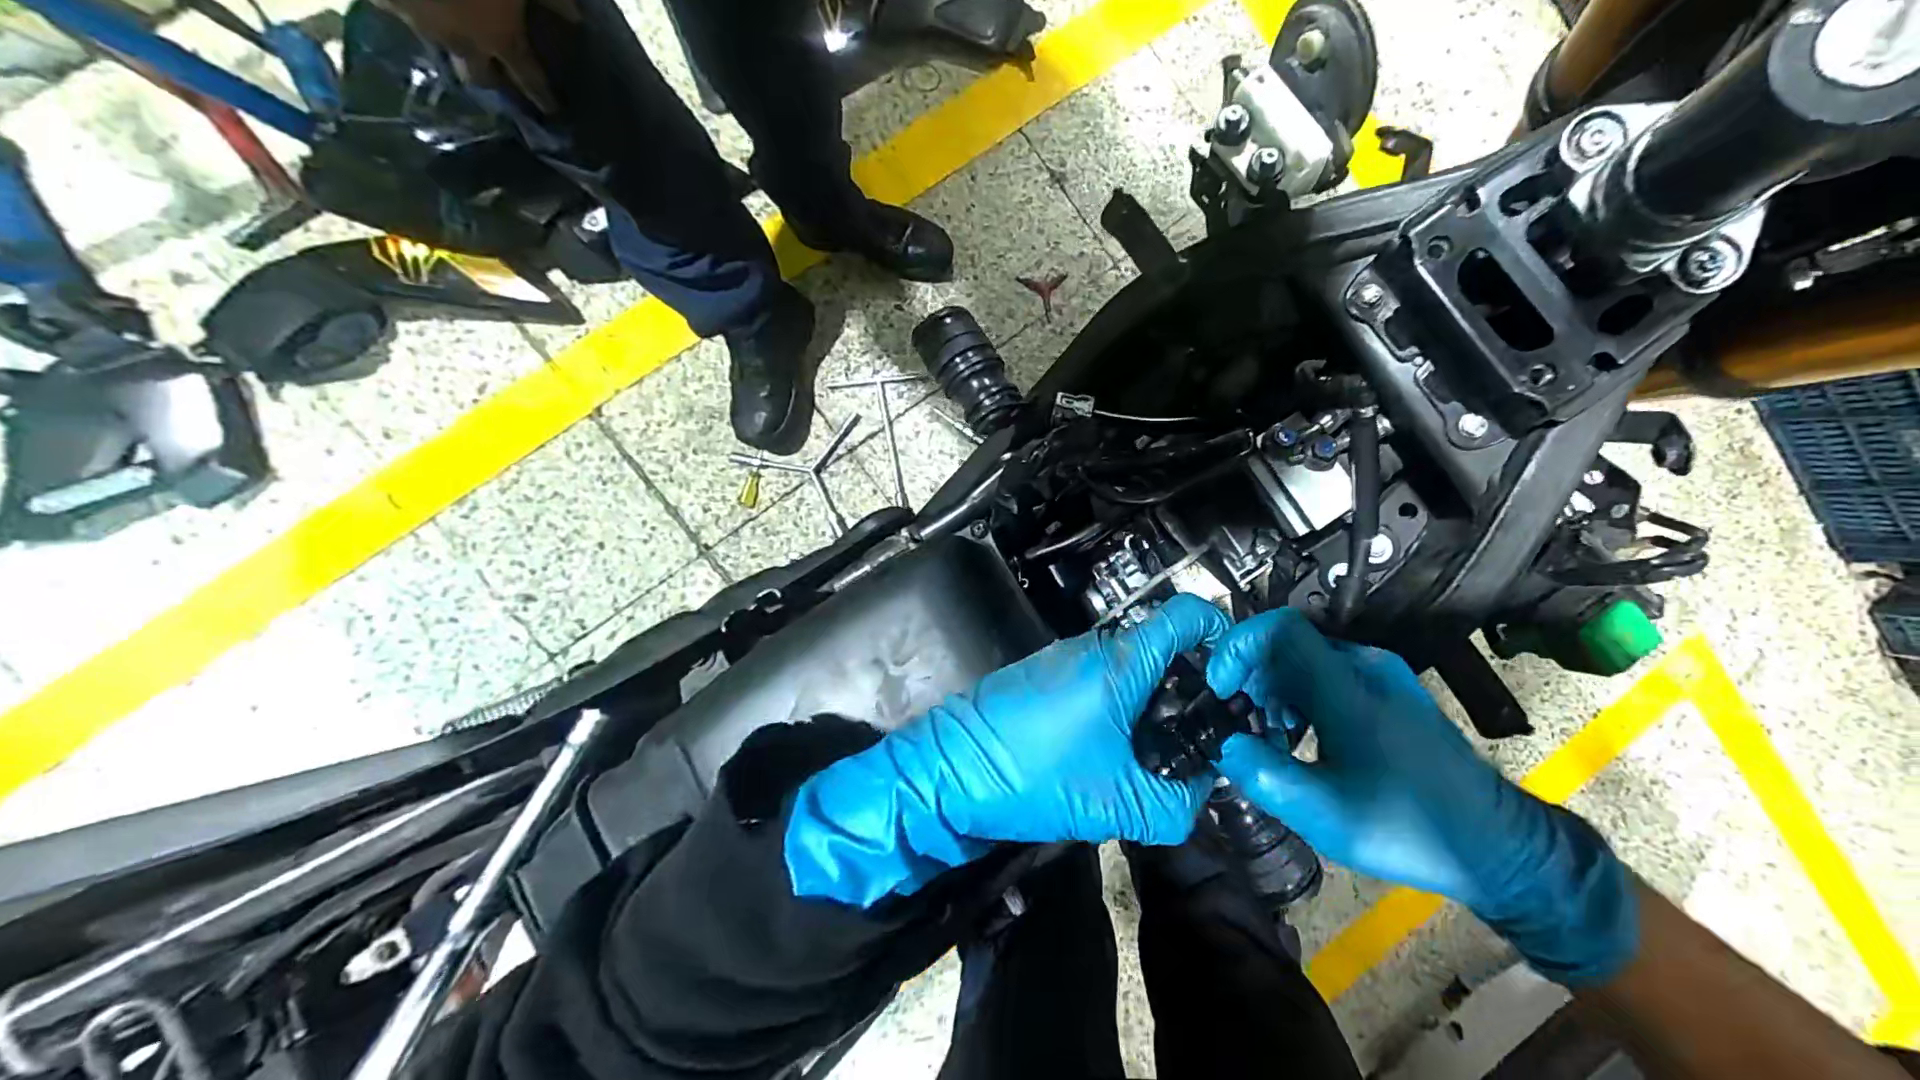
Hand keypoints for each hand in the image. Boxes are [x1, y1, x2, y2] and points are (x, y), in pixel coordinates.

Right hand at [376, 0, 567, 112]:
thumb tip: (577, 19)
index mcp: (501, 39)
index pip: (530, 79)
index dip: (543, 97)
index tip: (551, 111)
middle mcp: (463, 43)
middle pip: (479, 79)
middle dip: (491, 83)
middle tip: (498, 80)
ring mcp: (421, 24)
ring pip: (440, 50)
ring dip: (452, 49)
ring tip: (455, 40)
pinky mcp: (386, 2)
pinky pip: (401, 14)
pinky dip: (412, 12)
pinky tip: (414, 4)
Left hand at [786, 594, 1229, 906]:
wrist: (946, 773)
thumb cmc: (1032, 776)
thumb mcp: (1118, 804)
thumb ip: (1177, 803)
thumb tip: (1200, 789)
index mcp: (1119, 662)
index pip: (1188, 616)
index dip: (1223, 637)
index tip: (1235, 679)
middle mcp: (1093, 647)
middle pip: (1163, 647)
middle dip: (1190, 686)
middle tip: (1202, 731)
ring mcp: (1063, 657)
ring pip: (1130, 666)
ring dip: (1151, 700)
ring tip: (1155, 747)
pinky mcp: (1042, 674)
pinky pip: (1098, 677)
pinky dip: (1117, 703)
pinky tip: (1112, 745)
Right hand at [1206, 608, 1637, 984]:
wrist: (1499, 846)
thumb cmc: (1408, 827)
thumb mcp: (1325, 815)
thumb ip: (1264, 775)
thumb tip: (1223, 743)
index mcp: (1349, 687)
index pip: (1278, 628)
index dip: (1237, 647)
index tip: (1221, 688)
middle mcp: (1365, 667)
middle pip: (1286, 643)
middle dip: (1248, 676)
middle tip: (1237, 721)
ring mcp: (1382, 677)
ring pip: (1304, 660)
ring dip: (1270, 689)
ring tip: (1266, 736)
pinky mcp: (1389, 693)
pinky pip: (1326, 675)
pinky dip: (1296, 697)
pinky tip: (1297, 738)